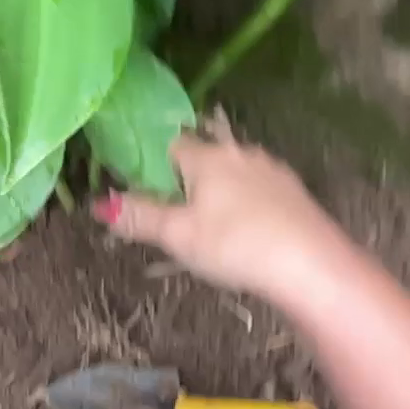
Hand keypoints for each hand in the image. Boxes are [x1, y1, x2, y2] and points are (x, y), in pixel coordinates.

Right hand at [95, 109, 352, 301]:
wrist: (310, 265)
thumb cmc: (234, 245)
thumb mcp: (177, 235)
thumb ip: (139, 217)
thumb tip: (99, 204)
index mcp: (208, 158)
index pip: (173, 142)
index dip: (155, 160)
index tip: (145, 185)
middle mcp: (241, 154)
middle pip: (206, 153)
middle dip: (188, 173)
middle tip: (174, 206)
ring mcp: (272, 172)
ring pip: (234, 171)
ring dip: (217, 189)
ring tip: (206, 221)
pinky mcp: (294, 194)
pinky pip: (257, 190)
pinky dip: (243, 203)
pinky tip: (242, 230)